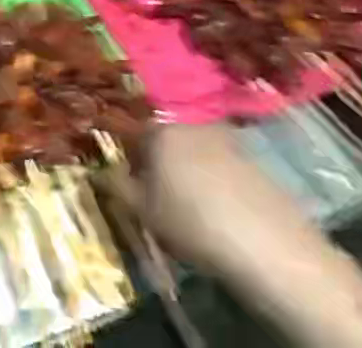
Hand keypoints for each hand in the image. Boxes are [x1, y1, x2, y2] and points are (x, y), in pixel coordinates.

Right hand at [134, 124, 320, 275]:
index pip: (135, 135)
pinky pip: (220, 161)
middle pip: (167, 137)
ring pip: (195, 148)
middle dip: (161, 161)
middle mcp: (191, 122)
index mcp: (161, 130)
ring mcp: (224, 136)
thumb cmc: (190, 221)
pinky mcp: (250, 154)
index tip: (134, 185)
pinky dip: (215, 177)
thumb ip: (118, 186)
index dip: (131, 159)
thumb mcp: (143, 211)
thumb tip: (100, 170)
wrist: (262, 239)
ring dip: (189, 168)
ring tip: (192, 203)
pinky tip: (219, 206)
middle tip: (161, 195)